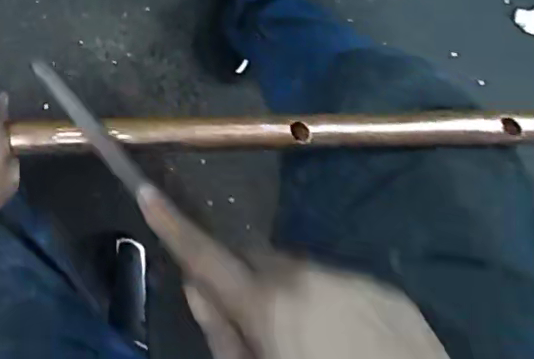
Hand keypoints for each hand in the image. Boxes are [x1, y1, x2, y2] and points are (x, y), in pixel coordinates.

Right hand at [139, 188, 448, 358]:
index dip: (172, 226)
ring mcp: (351, 279)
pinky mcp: (388, 292)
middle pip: (253, 260)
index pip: (206, 257)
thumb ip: (224, 338)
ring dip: (290, 295)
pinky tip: (352, 347)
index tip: (145, 191)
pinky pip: (342, 287)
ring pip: (299, 273)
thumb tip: (199, 288)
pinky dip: (332, 306)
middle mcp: (306, 275)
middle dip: (243, 280)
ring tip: (313, 346)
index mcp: (269, 305)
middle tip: (253, 327)